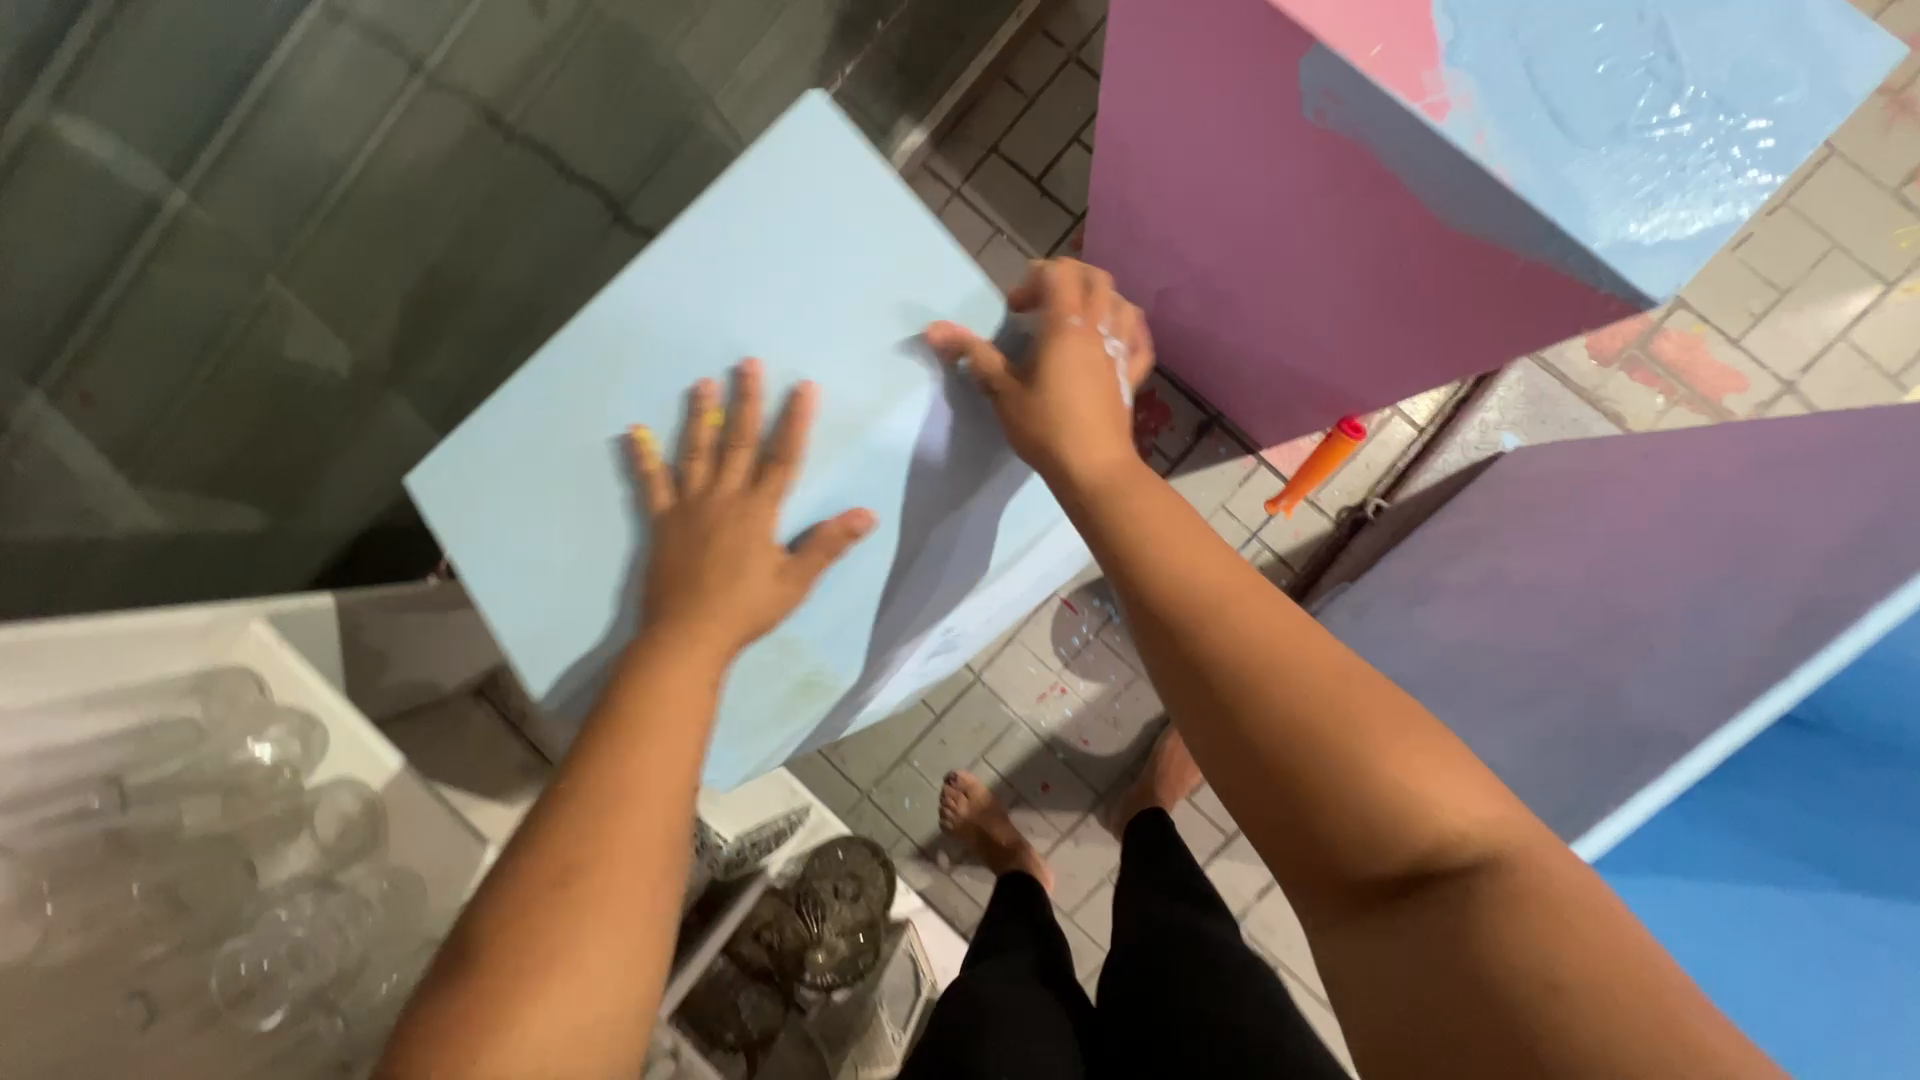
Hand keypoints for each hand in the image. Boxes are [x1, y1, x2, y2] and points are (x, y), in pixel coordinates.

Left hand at [630, 359, 874, 659]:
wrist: (687, 636)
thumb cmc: (746, 610)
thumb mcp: (796, 581)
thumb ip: (828, 544)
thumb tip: (867, 514)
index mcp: (759, 511)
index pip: (782, 457)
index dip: (795, 421)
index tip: (803, 386)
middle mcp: (724, 498)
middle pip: (738, 441)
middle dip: (746, 400)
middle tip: (748, 362)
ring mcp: (688, 506)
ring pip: (696, 452)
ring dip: (701, 415)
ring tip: (703, 381)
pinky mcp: (661, 522)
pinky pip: (651, 483)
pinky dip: (643, 457)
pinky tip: (634, 431)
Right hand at [925, 258, 1153, 487]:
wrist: (1093, 468)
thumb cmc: (1045, 428)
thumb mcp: (1003, 392)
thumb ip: (974, 355)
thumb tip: (933, 329)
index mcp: (1066, 326)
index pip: (1059, 273)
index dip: (1033, 279)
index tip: (1015, 310)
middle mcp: (1099, 329)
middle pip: (1095, 278)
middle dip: (1068, 279)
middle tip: (1043, 304)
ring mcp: (1121, 351)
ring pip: (1122, 302)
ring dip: (1099, 299)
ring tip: (1077, 318)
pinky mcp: (1133, 375)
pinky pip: (1139, 339)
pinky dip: (1128, 328)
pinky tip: (1114, 337)